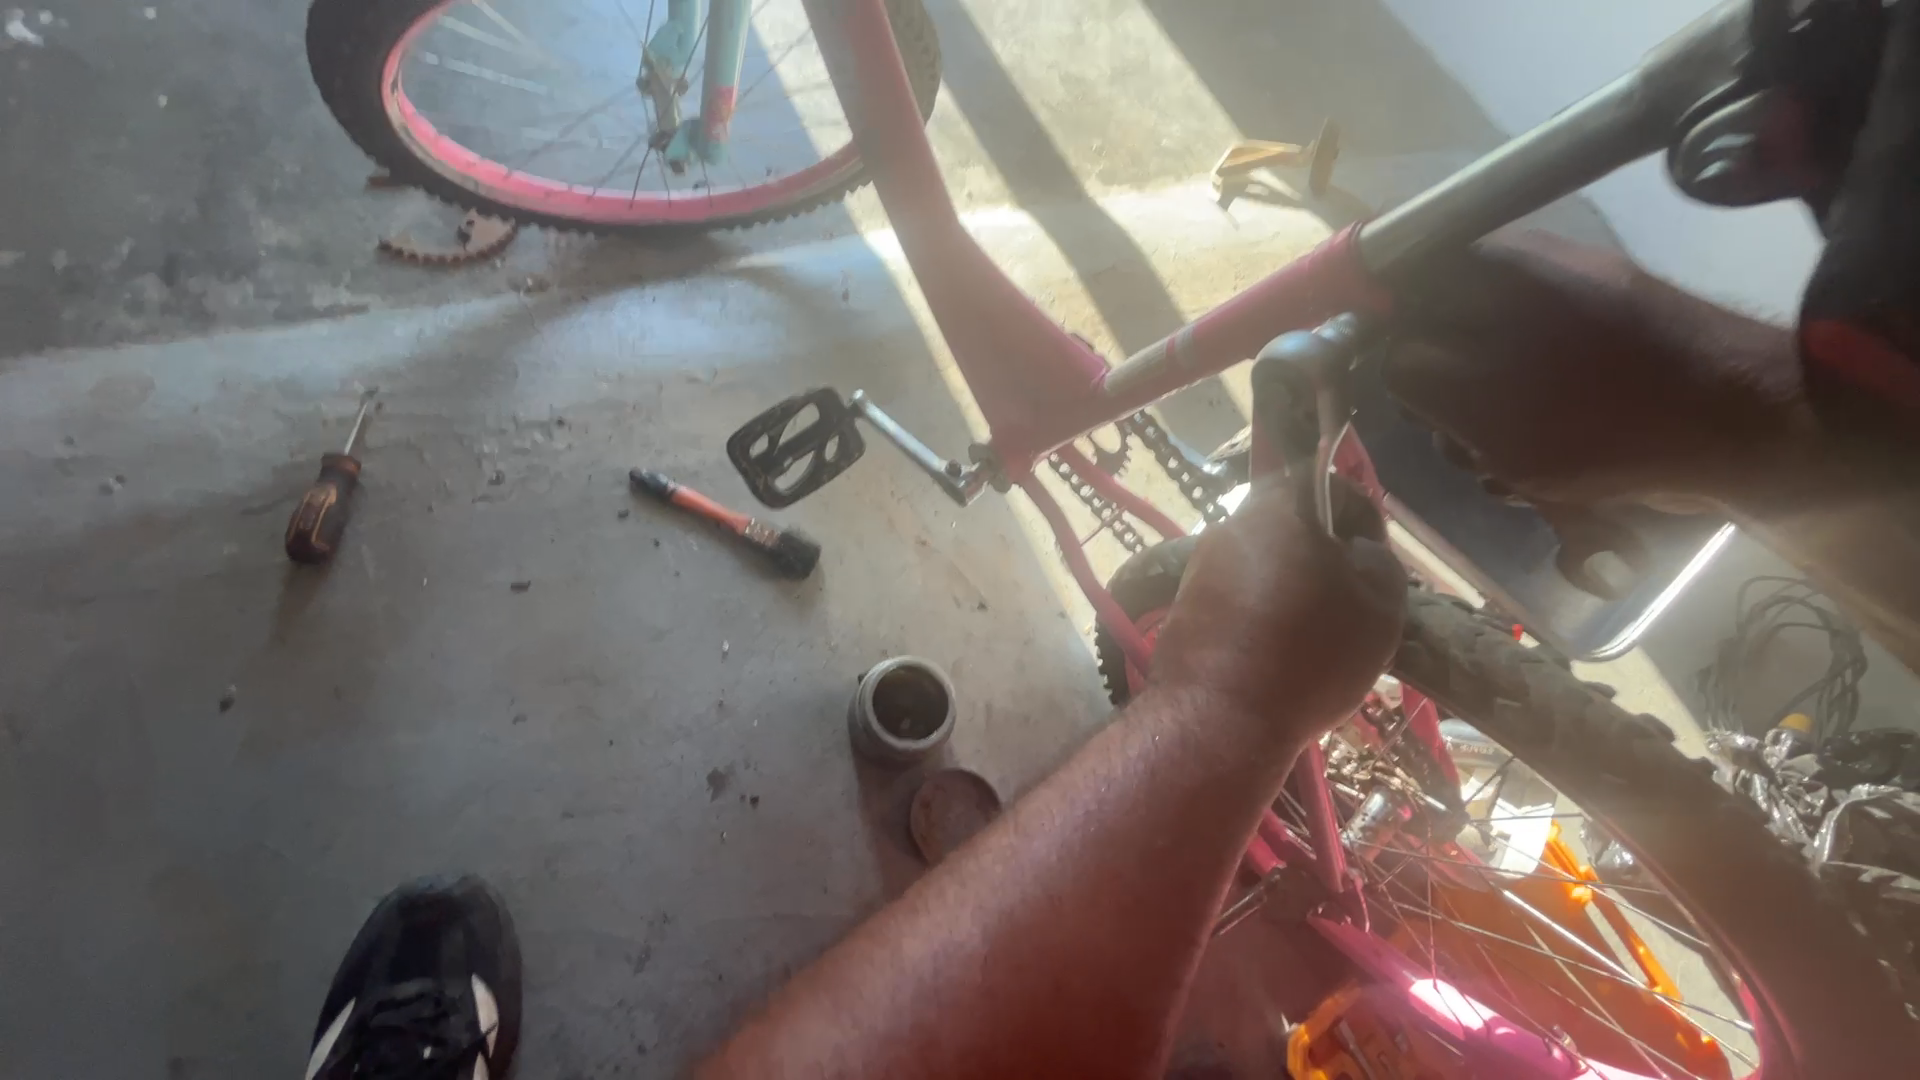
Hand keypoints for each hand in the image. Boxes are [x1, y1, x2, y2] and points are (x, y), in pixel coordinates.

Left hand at [1149, 480, 1404, 737]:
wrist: (1218, 715)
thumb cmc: (1310, 653)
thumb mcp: (1379, 605)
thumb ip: (1376, 559)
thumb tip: (1356, 547)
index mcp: (1275, 509)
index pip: (1321, 479)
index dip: (1359, 510)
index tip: (1374, 552)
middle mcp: (1228, 527)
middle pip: (1286, 523)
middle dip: (1322, 550)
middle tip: (1351, 595)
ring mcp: (1200, 566)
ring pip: (1260, 560)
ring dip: (1291, 582)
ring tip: (1317, 630)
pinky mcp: (1185, 604)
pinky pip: (1236, 592)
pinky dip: (1261, 609)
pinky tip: (1278, 648)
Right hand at [1383, 231, 1817, 512]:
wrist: (1744, 429)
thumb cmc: (1589, 416)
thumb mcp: (1467, 401)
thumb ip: (1404, 368)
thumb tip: (1375, 349)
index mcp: (1485, 269)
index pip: (1388, 287)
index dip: (1370, 339)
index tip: (1378, 388)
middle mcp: (1519, 276)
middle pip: (1426, 337)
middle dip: (1429, 399)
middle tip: (1451, 436)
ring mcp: (1561, 312)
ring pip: (1471, 373)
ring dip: (1471, 427)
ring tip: (1500, 463)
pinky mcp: (1592, 350)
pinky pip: (1519, 388)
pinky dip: (1514, 429)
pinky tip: (1532, 465)